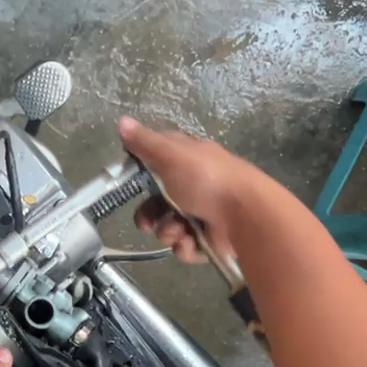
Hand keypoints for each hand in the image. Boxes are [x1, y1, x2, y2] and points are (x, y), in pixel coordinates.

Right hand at [119, 116, 273, 263]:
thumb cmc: (206, 179)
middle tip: (147, 223)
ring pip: (169, 227)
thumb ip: (145, 143)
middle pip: (158, 203)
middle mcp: (194, 186)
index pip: (157, 163)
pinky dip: (185, 245)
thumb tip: (121, 121)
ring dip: (168, 232)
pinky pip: (185, 246)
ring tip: (179, 231)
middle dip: (149, 216)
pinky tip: (191, 241)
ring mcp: (202, 214)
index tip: (129, 184)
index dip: (141, 174)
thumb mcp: (171, 155)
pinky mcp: (208, 239)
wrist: (244, 214)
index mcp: (187, 161)